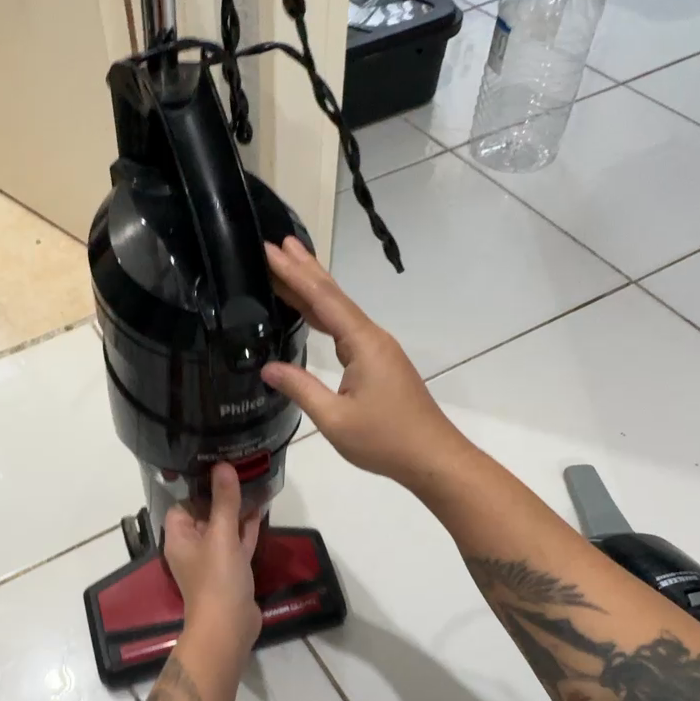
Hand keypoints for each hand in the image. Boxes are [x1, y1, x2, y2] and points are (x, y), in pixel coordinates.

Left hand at [164, 463, 263, 646]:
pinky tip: (261, 510)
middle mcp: (192, 547)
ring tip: (253, 483)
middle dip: (220, 495)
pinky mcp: (232, 571)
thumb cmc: (217, 578)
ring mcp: (213, 560)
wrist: (229, 627)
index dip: (197, 487)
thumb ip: (224, 501)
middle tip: (240, 468)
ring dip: (236, 510)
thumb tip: (223, 465)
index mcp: (179, 538)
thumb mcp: (221, 535)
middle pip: (204, 515)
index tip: (215, 467)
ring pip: (223, 528)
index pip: (182, 504)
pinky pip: (237, 543)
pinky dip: (246, 528)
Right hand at [260, 238, 473, 489]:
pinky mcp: (378, 363)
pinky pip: (345, 328)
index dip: (294, 274)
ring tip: (288, 266)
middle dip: (304, 269)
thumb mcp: (335, 419)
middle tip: (276, 243)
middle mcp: (372, 337)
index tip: (269, 250)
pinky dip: (323, 313)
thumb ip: (300, 389)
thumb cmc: (385, 440)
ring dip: (313, 288)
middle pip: (333, 295)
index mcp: (363, 343)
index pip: (322, 299)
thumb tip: (267, 368)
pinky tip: (311, 312)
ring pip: (340, 311)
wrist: (432, 457)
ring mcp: (377, 349)